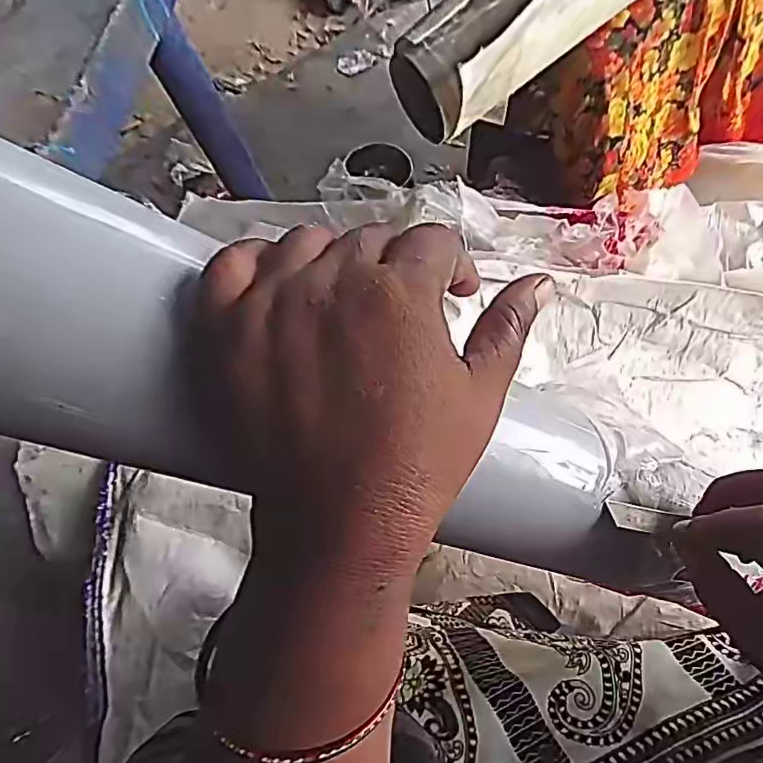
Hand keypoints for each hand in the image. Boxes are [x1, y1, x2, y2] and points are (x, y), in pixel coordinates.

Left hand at [195, 223, 551, 573]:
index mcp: (401, 292)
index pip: (431, 241)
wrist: (340, 522)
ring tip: (343, 302)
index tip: (453, 290)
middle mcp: (333, 283)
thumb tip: (536, 286)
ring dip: (331, 261)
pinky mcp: (226, 332)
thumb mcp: (480, 397)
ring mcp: (273, 303)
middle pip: (369, 240)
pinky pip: (231, 265)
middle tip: (401, 308)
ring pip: (303, 244)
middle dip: (395, 266)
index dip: (451, 264)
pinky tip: (278, 288)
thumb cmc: (414, 467)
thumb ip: (507, 328)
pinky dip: (254, 265)